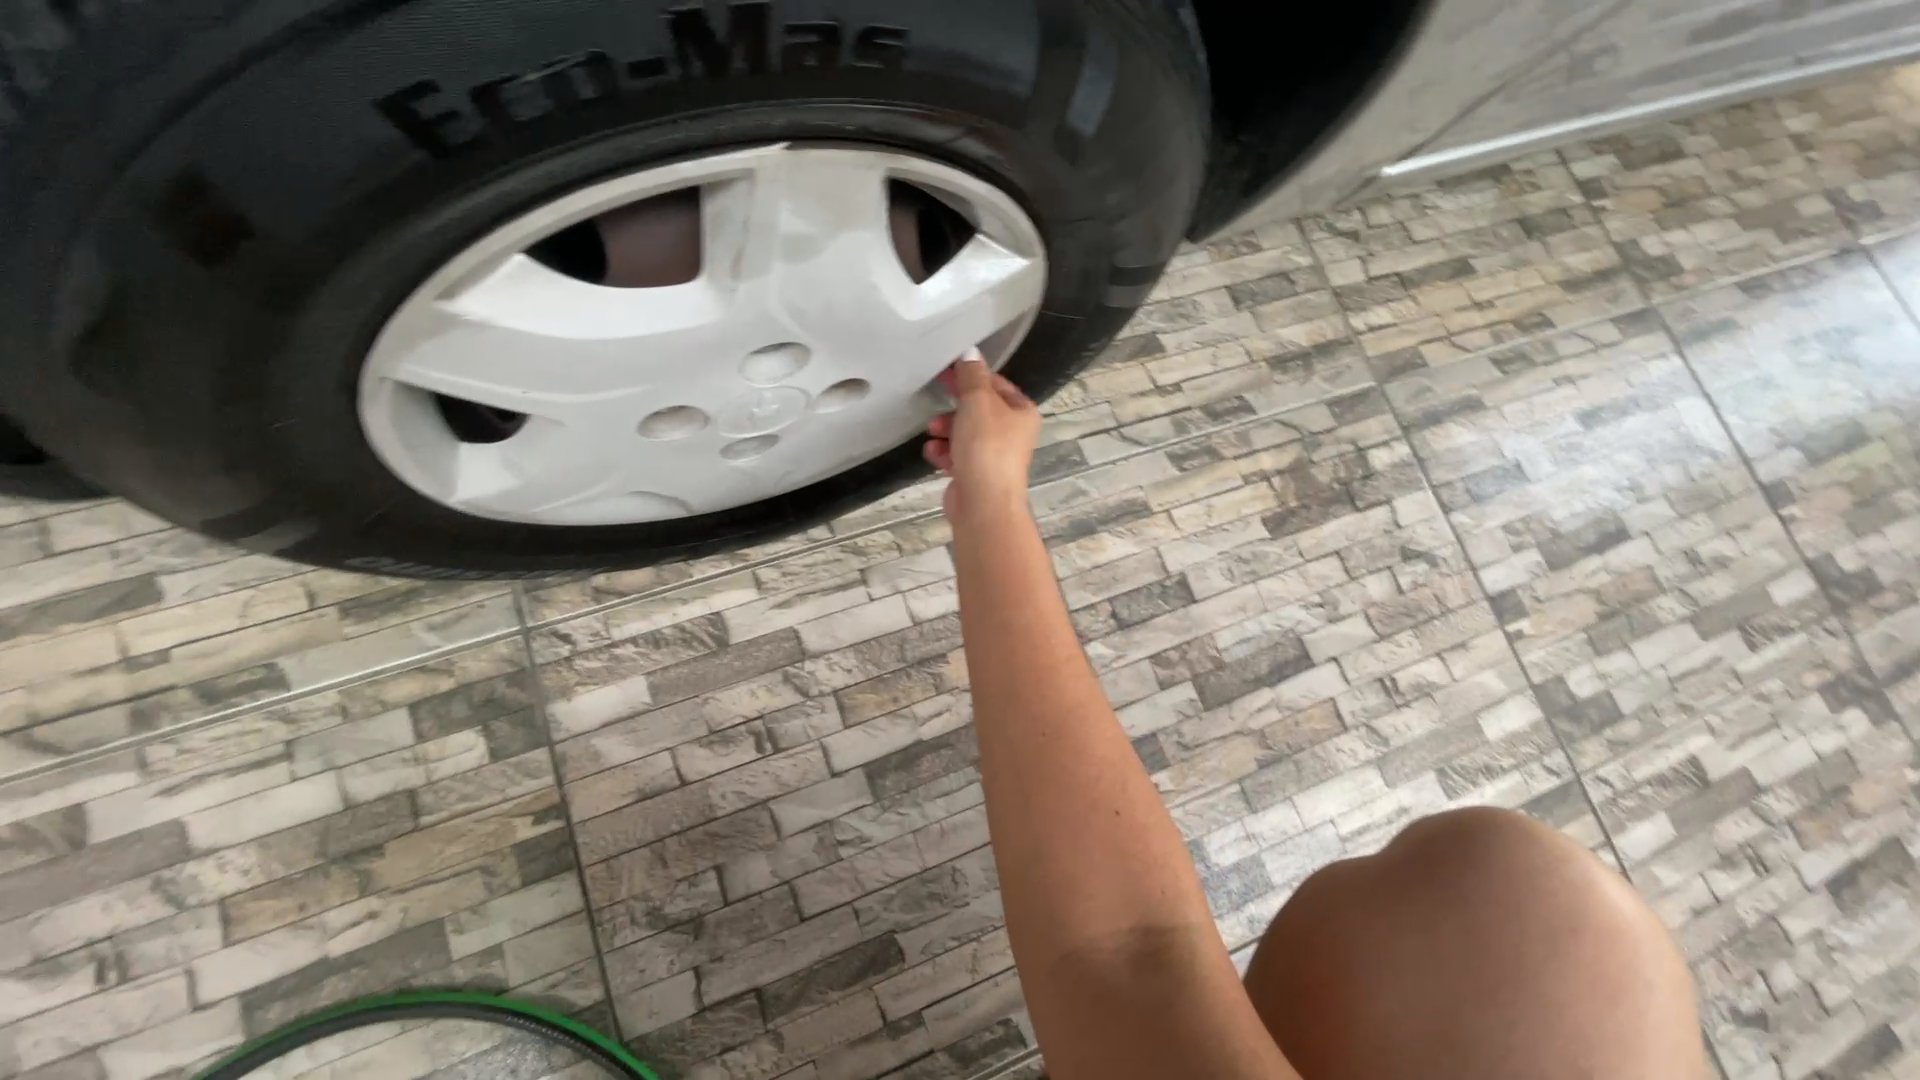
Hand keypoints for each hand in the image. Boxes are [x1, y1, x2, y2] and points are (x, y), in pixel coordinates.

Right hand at [924, 349, 1040, 521]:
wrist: (984, 503)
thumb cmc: (986, 446)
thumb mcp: (978, 401)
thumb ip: (972, 375)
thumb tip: (970, 352)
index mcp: (1022, 412)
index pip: (996, 384)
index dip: (971, 375)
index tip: (946, 370)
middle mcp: (1013, 434)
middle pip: (979, 409)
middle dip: (955, 405)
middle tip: (936, 395)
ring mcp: (994, 457)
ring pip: (965, 433)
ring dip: (946, 429)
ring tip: (934, 432)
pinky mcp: (976, 476)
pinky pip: (957, 456)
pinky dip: (944, 453)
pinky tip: (935, 454)